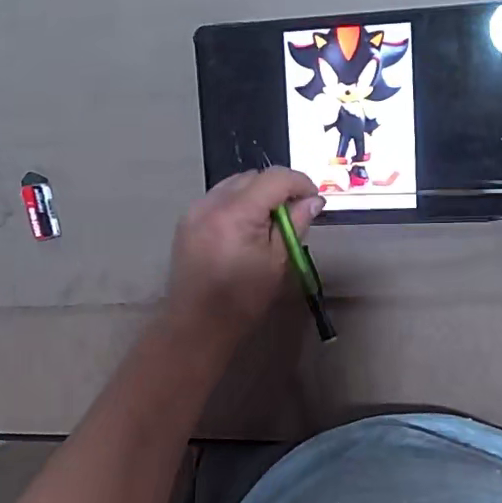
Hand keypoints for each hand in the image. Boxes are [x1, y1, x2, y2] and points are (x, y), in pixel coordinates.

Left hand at [166, 168, 323, 338]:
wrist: (196, 325)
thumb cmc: (243, 300)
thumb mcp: (278, 262)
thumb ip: (296, 223)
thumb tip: (314, 200)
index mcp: (235, 213)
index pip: (274, 178)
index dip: (299, 182)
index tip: (314, 199)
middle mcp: (211, 202)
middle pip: (253, 177)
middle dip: (278, 187)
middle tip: (295, 213)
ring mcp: (195, 209)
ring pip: (234, 184)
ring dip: (257, 193)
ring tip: (270, 221)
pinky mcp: (187, 219)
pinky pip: (218, 197)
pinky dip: (237, 202)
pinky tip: (246, 227)